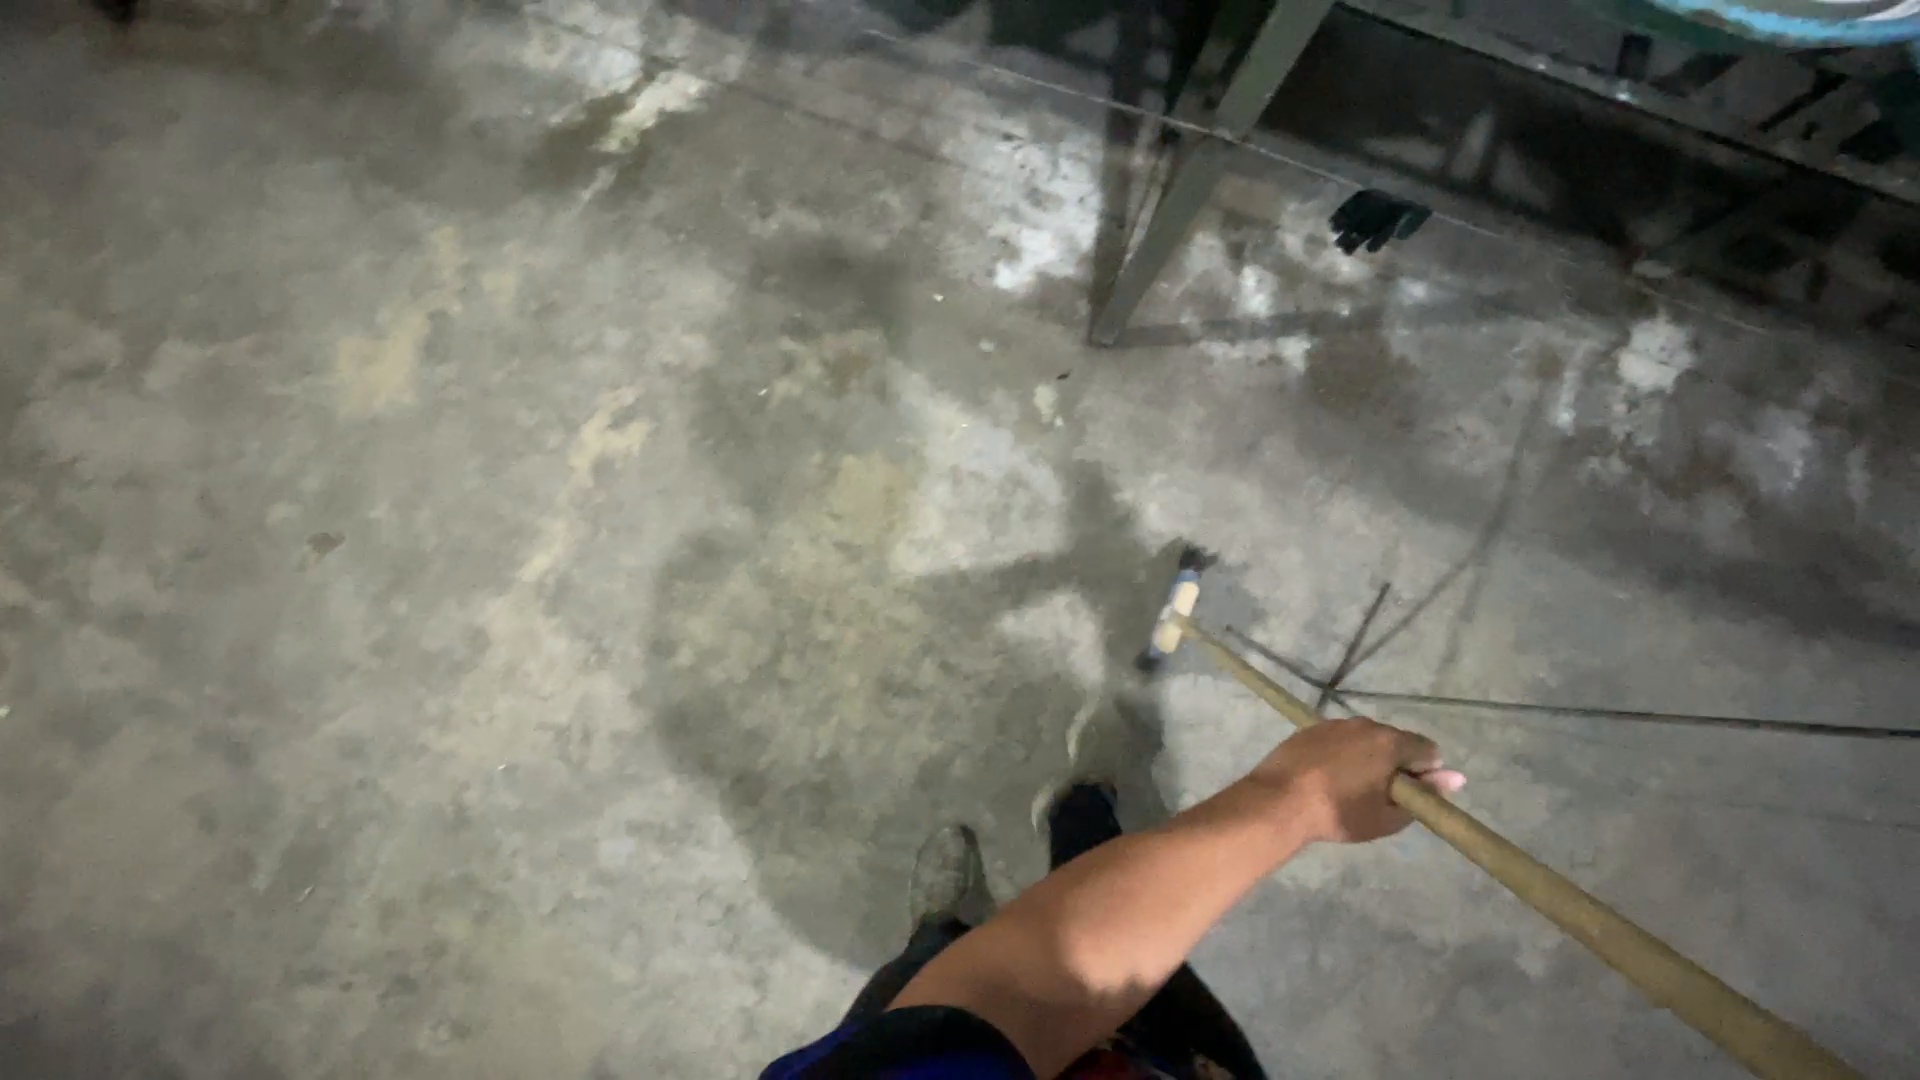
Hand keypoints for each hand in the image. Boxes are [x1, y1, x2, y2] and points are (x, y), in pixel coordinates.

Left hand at [1248, 717, 1465, 843]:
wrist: (1279, 800)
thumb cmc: (1340, 812)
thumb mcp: (1390, 814)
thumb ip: (1426, 794)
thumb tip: (1456, 777)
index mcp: (1389, 741)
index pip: (1427, 749)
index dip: (1426, 773)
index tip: (1410, 794)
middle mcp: (1363, 724)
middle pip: (1394, 741)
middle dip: (1395, 763)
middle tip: (1380, 794)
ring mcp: (1332, 724)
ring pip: (1364, 739)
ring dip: (1367, 757)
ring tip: (1350, 787)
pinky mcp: (1308, 729)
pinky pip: (1337, 740)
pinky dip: (1341, 754)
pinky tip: (1327, 776)